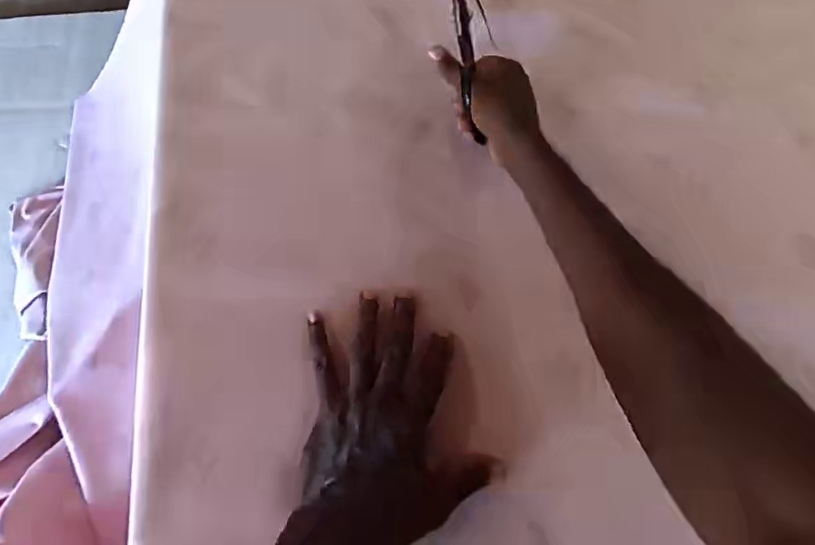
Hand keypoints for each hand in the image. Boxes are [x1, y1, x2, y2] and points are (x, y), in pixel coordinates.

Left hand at [276, 295, 493, 544]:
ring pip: (361, 353)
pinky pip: (323, 369)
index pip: (429, 380)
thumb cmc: (390, 513)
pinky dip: (318, 342)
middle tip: (405, 294)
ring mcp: (351, 401)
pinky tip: (314, 317)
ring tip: (368, 294)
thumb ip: (464, 477)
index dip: (438, 355)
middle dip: (402, 324)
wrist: (340, 524)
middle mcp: (381, 402)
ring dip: (366, 323)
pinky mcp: (326, 407)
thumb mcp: (434, 500)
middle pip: (395, 356)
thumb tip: (500, 463)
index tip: (444, 330)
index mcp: (409, 422)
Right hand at [427, 48, 543, 165]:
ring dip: (468, 114)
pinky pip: (490, 114)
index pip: (475, 65)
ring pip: (481, 101)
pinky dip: (480, 122)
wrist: (515, 142)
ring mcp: (515, 99)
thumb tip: (433, 48)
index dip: (462, 80)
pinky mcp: (514, 117)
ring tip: (466, 125)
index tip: (457, 93)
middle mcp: (514, 78)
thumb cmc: (492, 109)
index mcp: (506, 65)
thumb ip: (449, 68)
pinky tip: (474, 131)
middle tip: (460, 111)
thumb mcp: (466, 86)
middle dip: (463, 101)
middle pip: (476, 84)